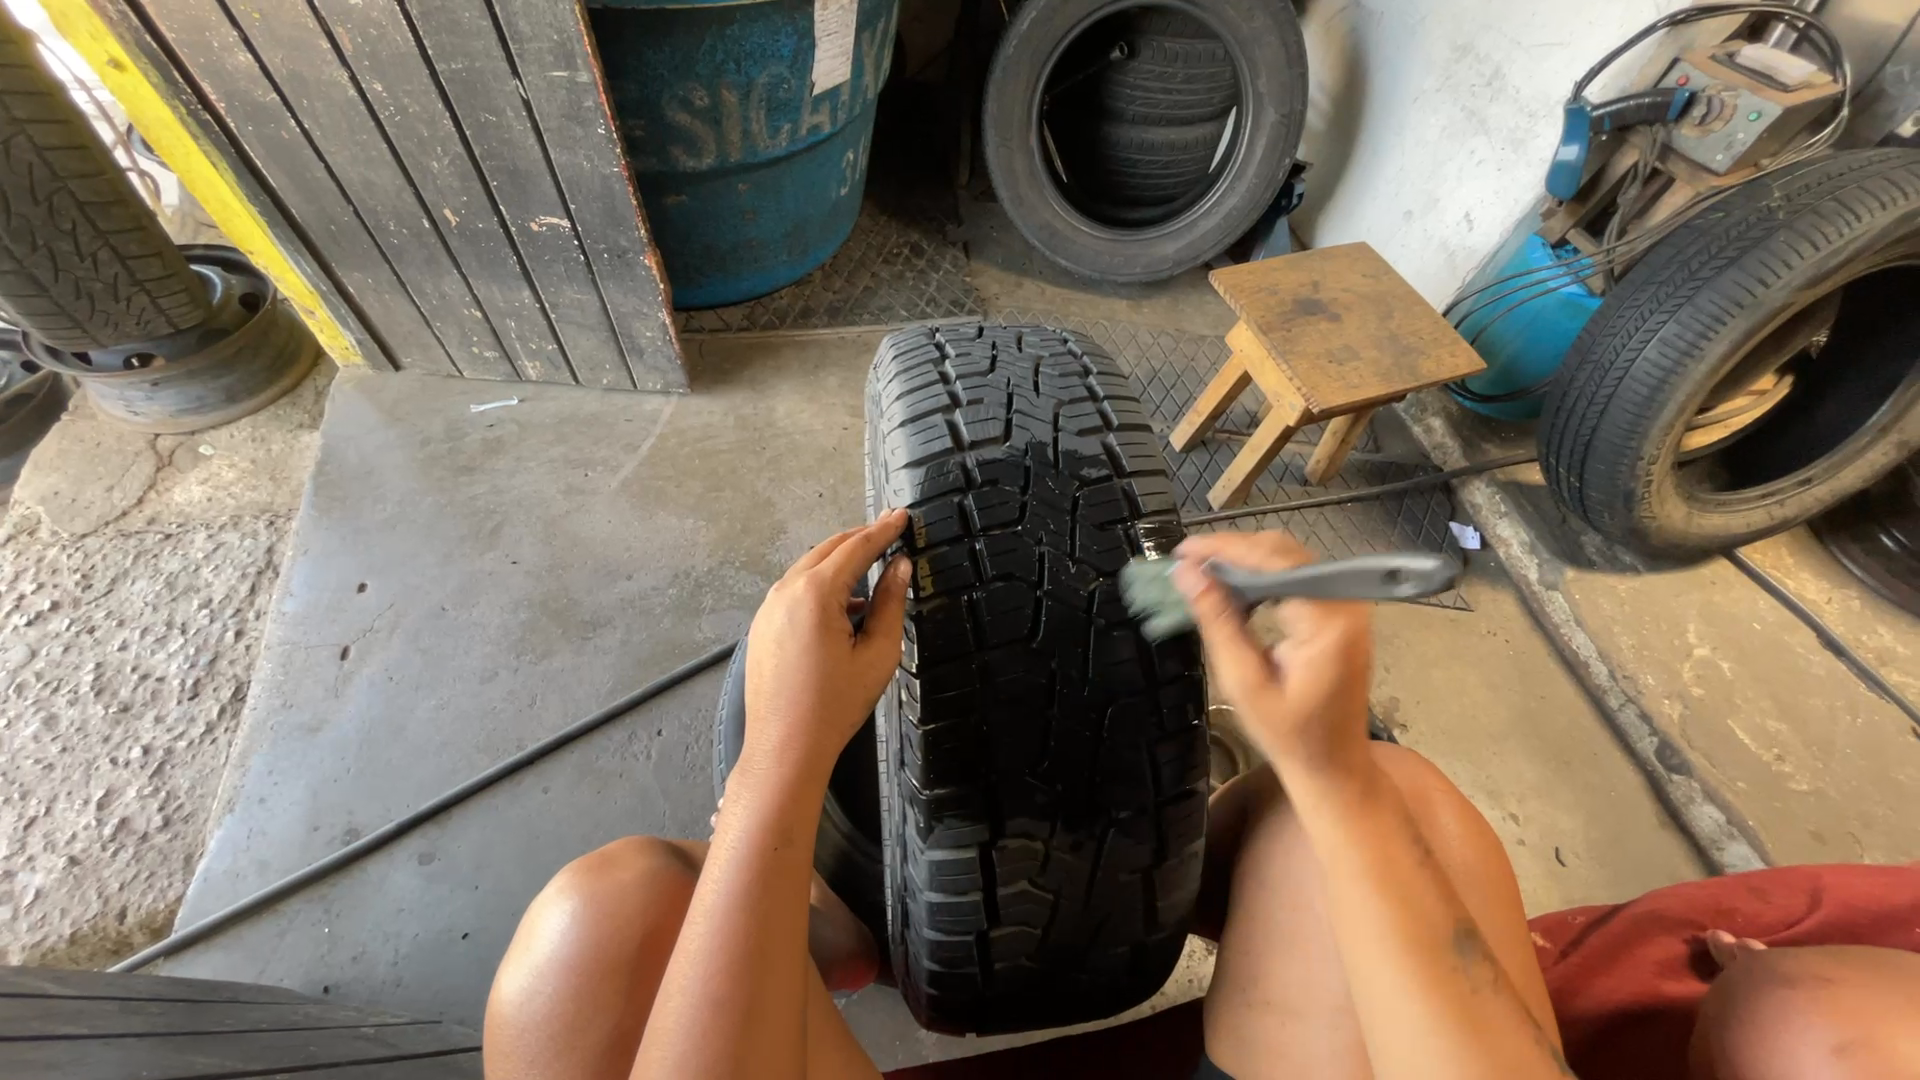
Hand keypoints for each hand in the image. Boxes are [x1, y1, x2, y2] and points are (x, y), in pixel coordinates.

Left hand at [740, 510, 911, 787]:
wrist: (785, 748)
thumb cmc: (834, 706)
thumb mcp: (877, 653)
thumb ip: (891, 603)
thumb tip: (900, 567)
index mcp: (815, 593)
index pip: (856, 548)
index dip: (883, 530)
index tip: (901, 516)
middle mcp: (785, 592)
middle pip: (828, 549)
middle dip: (860, 538)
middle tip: (889, 531)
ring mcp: (768, 609)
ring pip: (809, 568)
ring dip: (839, 561)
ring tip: (871, 566)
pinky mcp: (762, 627)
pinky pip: (794, 591)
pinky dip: (820, 585)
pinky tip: (843, 605)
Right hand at [1172, 530, 1372, 777]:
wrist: (1333, 764)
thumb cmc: (1288, 734)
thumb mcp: (1242, 681)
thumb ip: (1216, 620)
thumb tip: (1186, 573)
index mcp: (1327, 622)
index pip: (1274, 561)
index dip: (1226, 548)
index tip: (1184, 551)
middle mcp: (1345, 603)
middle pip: (1284, 552)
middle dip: (1232, 551)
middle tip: (1187, 562)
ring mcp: (1347, 605)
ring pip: (1289, 558)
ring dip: (1244, 560)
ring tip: (1202, 573)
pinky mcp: (1339, 611)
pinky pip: (1296, 575)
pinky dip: (1261, 574)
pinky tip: (1232, 588)